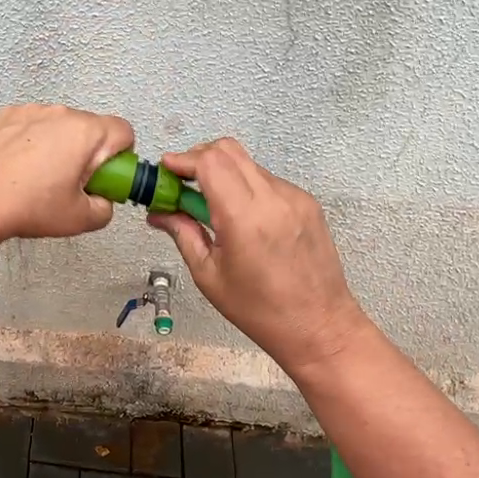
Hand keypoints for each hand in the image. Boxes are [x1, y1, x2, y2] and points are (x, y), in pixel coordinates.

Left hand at [0, 104, 134, 242]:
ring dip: (59, 147)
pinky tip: (18, 170)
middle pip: (91, 127)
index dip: (121, 157)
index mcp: (85, 132)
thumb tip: (102, 201)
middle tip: (71, 185)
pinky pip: (31, 126)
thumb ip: (106, 208)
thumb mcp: (80, 220)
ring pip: (59, 126)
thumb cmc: (24, 206)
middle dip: (89, 154)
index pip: (124, 131)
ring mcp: (30, 112)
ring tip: (39, 180)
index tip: (104, 179)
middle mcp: (59, 113)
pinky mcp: (5, 117)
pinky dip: (31, 143)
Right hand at [149, 138, 369, 372]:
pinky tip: (243, 218)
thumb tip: (157, 212)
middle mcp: (272, 199)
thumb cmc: (260, 311)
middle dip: (199, 157)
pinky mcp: (307, 203)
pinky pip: (268, 180)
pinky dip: (247, 187)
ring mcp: (294, 197)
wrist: (321, 328)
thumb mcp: (209, 276)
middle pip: (228, 149)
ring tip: (213, 205)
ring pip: (248, 163)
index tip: (167, 170)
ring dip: (224, 173)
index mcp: (244, 219)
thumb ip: (183, 233)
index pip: (209, 162)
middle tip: (184, 182)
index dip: (183, 160)